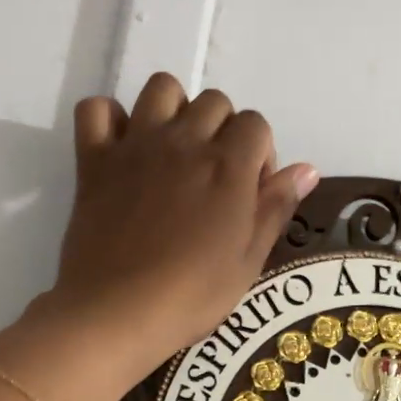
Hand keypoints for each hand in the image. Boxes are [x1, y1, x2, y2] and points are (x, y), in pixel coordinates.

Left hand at [37, 71, 319, 369]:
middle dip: (222, 131)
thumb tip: (306, 169)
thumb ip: (276, 208)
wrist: (118, 312)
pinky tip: (121, 150)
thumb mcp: (248, 262)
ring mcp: (135, 145)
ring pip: (161, 88)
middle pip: (213, 101)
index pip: (256, 124)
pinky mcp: (94, 159)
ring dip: (174, 111)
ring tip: (173, 155)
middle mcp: (184, 140)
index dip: (259, 156)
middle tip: (213, 180)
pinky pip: (97, 109)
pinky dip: (110, 120)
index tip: (250, 195)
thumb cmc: (192, 296)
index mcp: (228, 166)